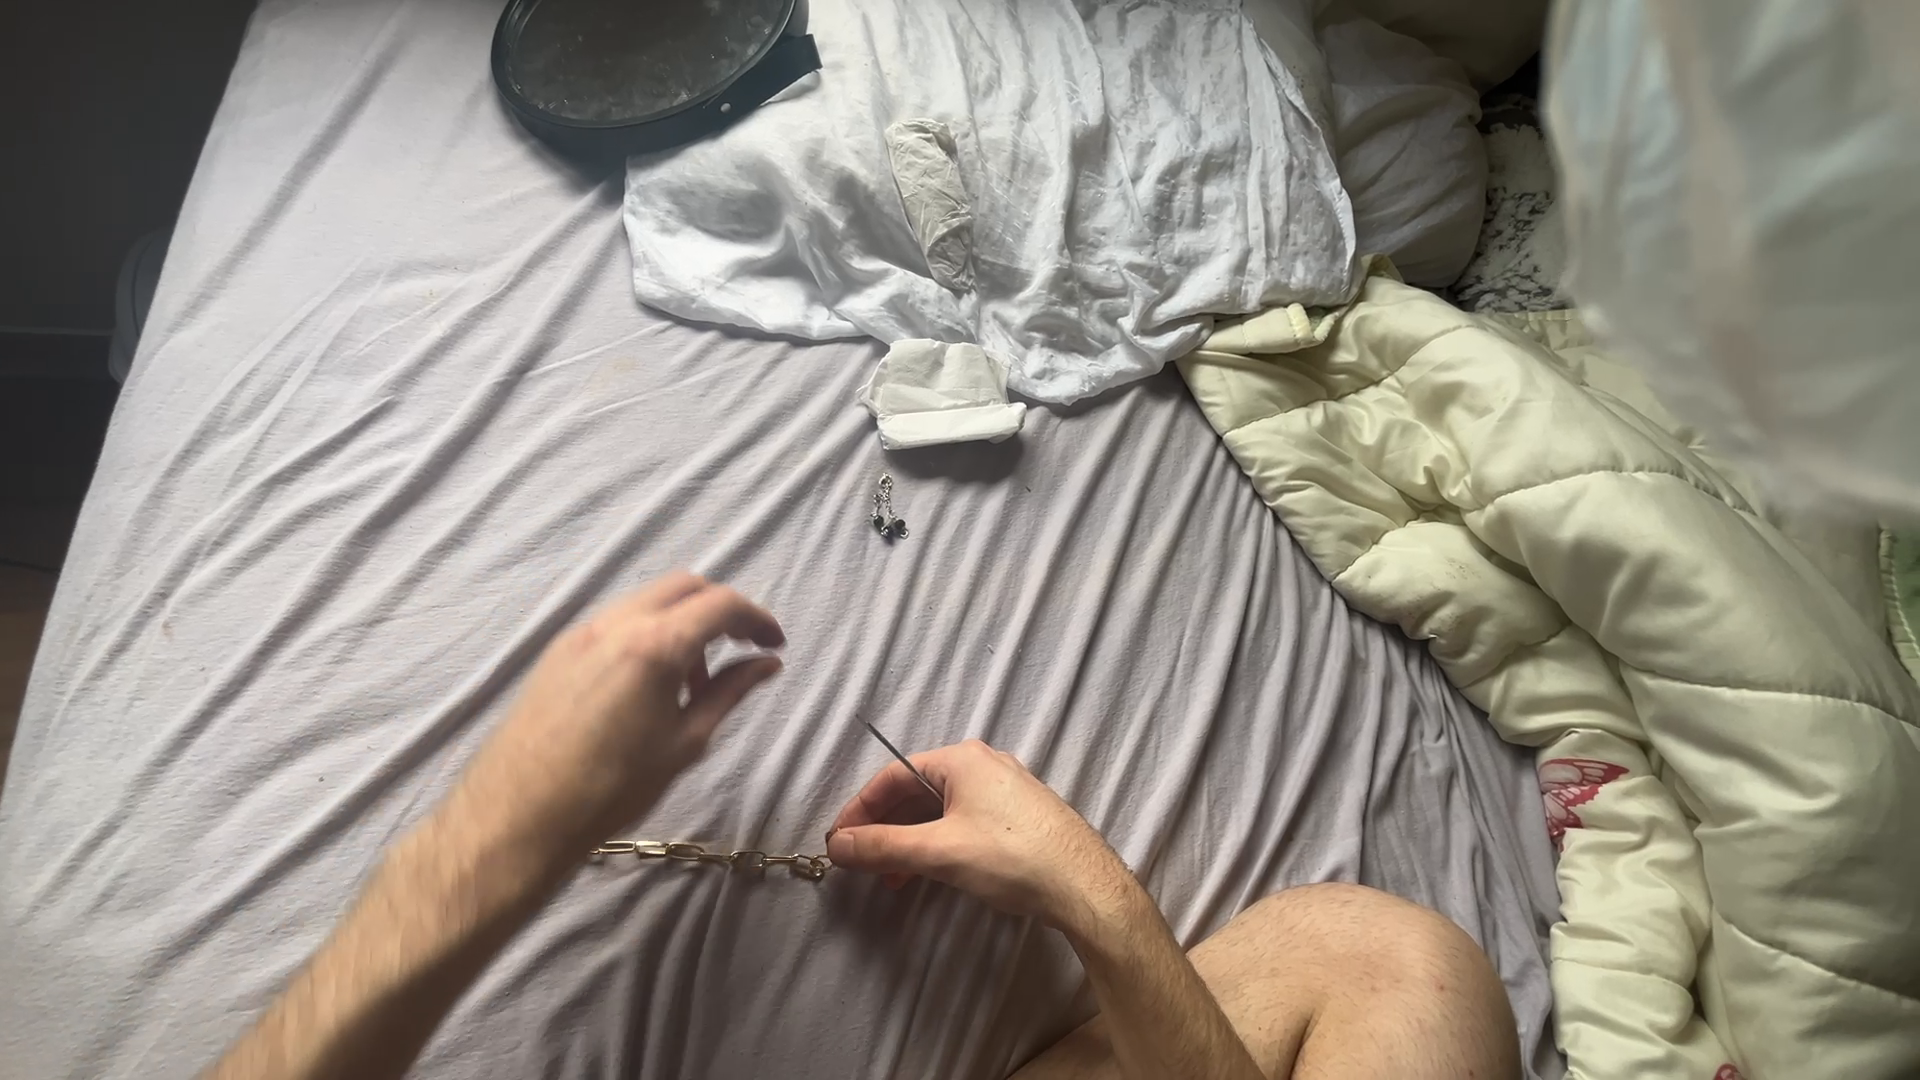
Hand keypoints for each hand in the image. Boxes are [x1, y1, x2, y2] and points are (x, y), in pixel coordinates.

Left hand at [460, 573, 784, 855]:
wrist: (514, 819)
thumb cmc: (612, 789)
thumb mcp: (686, 741)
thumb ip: (731, 692)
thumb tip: (768, 663)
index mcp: (655, 644)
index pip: (722, 604)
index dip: (758, 619)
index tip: (775, 645)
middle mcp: (617, 622)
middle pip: (686, 586)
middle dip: (722, 609)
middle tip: (741, 648)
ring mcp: (582, 631)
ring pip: (650, 599)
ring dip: (685, 620)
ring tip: (695, 678)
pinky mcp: (559, 648)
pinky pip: (620, 619)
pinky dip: (651, 631)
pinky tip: (653, 680)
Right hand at [826, 740, 1135, 934]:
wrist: (1085, 885)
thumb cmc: (1010, 857)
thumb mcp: (940, 852)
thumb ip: (884, 847)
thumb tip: (837, 845)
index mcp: (961, 759)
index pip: (894, 775)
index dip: (860, 808)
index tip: (838, 840)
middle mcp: (982, 763)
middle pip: (917, 789)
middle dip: (885, 826)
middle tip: (859, 861)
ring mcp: (1003, 787)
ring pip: (940, 808)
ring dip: (910, 839)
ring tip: (890, 877)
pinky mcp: (1017, 813)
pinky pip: (962, 819)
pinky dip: (937, 842)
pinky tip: (927, 871)